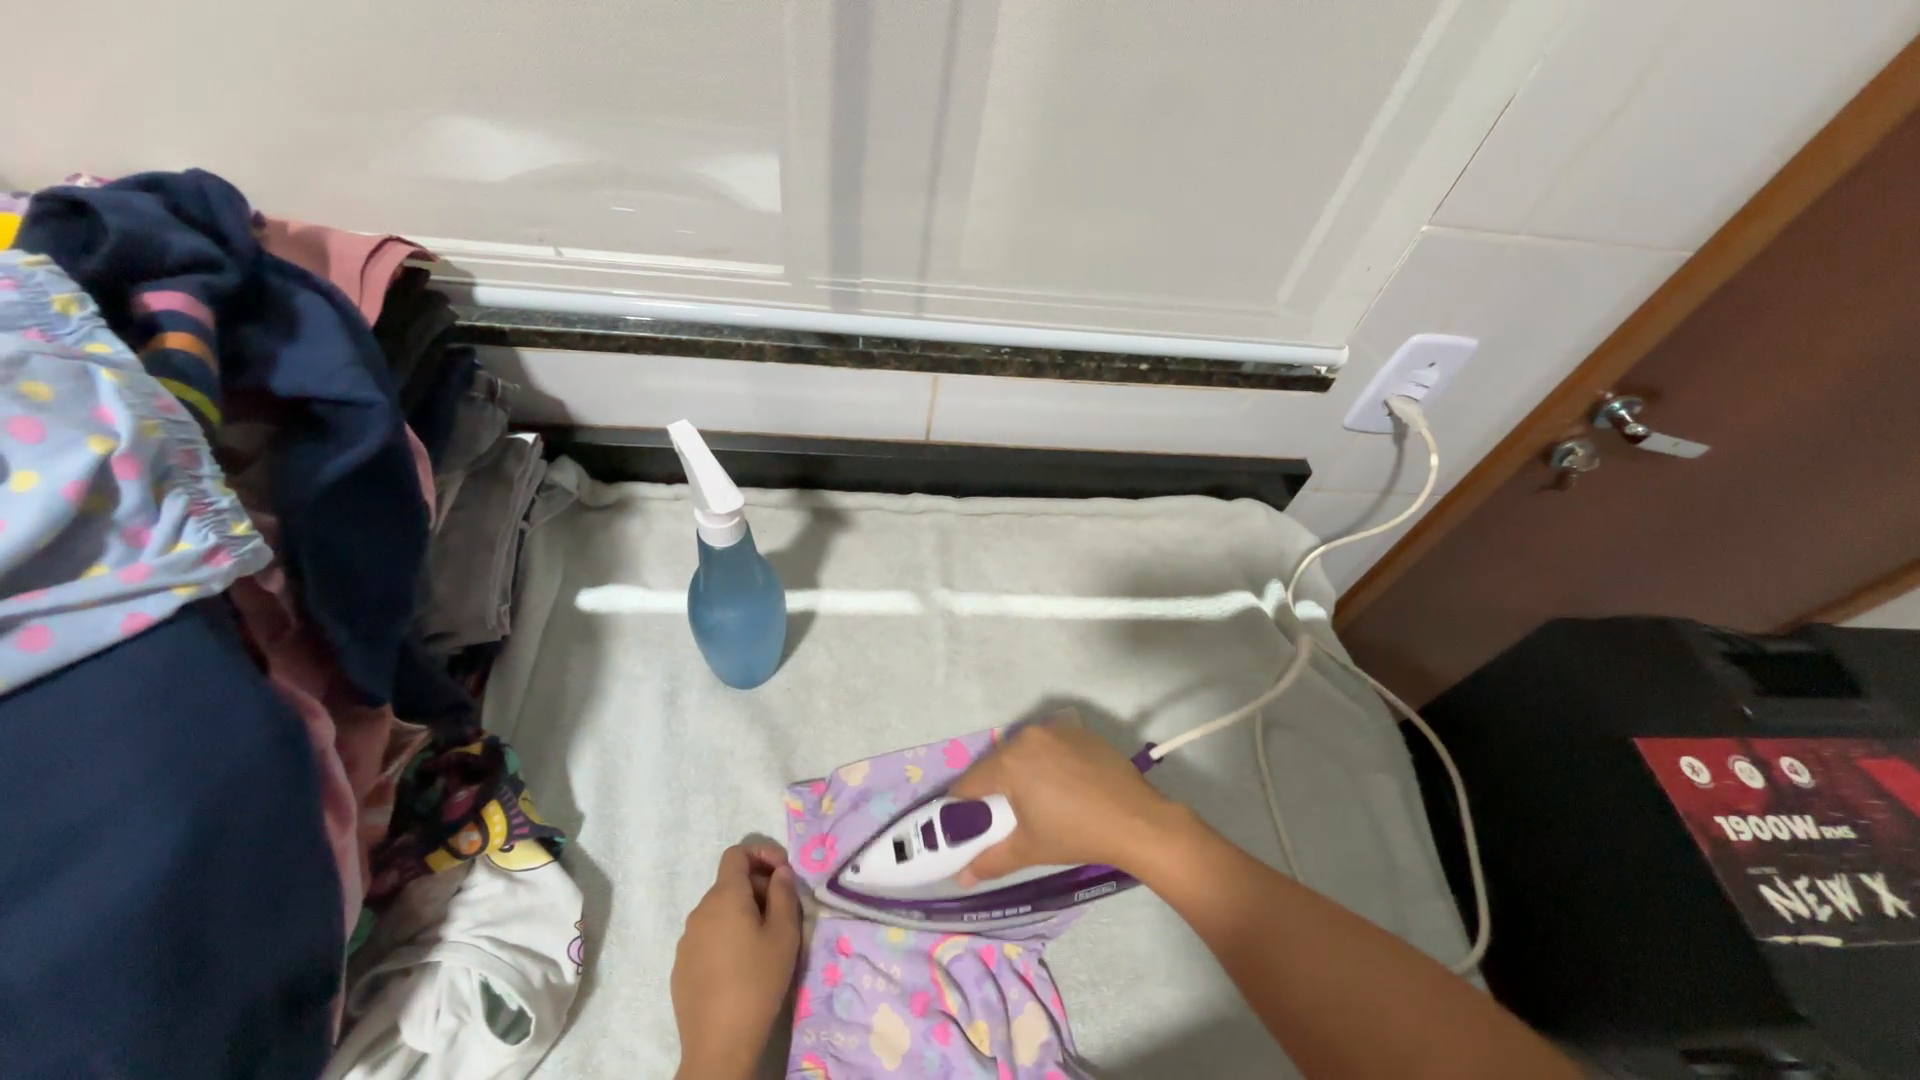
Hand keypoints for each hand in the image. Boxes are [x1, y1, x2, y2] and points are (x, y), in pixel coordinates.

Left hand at [672, 843, 800, 1079]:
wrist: (719, 1042)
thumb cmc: (758, 981)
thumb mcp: (784, 934)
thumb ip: (784, 894)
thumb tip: (780, 872)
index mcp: (725, 897)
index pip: (736, 854)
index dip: (762, 854)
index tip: (783, 874)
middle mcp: (700, 911)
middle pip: (730, 883)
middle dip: (758, 888)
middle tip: (783, 914)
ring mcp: (686, 940)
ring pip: (719, 912)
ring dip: (743, 914)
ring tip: (765, 943)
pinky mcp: (681, 966)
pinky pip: (708, 937)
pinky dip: (727, 937)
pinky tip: (742, 967)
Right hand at [949, 713, 1183, 883]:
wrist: (1137, 821)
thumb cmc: (1077, 835)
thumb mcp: (1028, 849)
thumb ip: (990, 860)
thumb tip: (962, 878)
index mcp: (1009, 761)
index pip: (968, 784)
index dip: (961, 808)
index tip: (965, 826)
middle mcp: (1027, 737)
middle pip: (994, 765)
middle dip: (991, 791)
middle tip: (1000, 819)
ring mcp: (1055, 731)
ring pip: (1021, 753)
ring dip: (1018, 774)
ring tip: (1031, 803)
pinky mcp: (1078, 732)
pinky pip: (1048, 746)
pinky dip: (1045, 763)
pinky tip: (1059, 787)